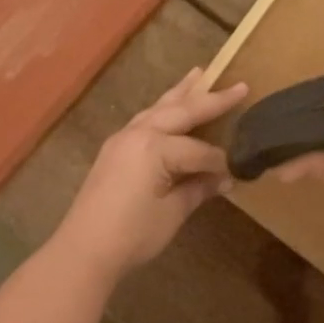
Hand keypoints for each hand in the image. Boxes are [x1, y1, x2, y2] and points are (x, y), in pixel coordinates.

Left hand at [49, 68, 246, 280]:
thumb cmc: (132, 234)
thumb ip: (198, 189)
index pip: (198, 150)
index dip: (220, 161)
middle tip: (238, 86)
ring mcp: (123, 137)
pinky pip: (145, 118)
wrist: (84, 249)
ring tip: (199, 74)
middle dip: (210, 98)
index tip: (240, 168)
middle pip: (180, 111)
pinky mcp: (115, 148)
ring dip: (181, 93)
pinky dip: (163, 110)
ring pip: (159, 108)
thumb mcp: (172, 213)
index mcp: (154, 147)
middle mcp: (138, 133)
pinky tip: (171, 108)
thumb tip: (226, 179)